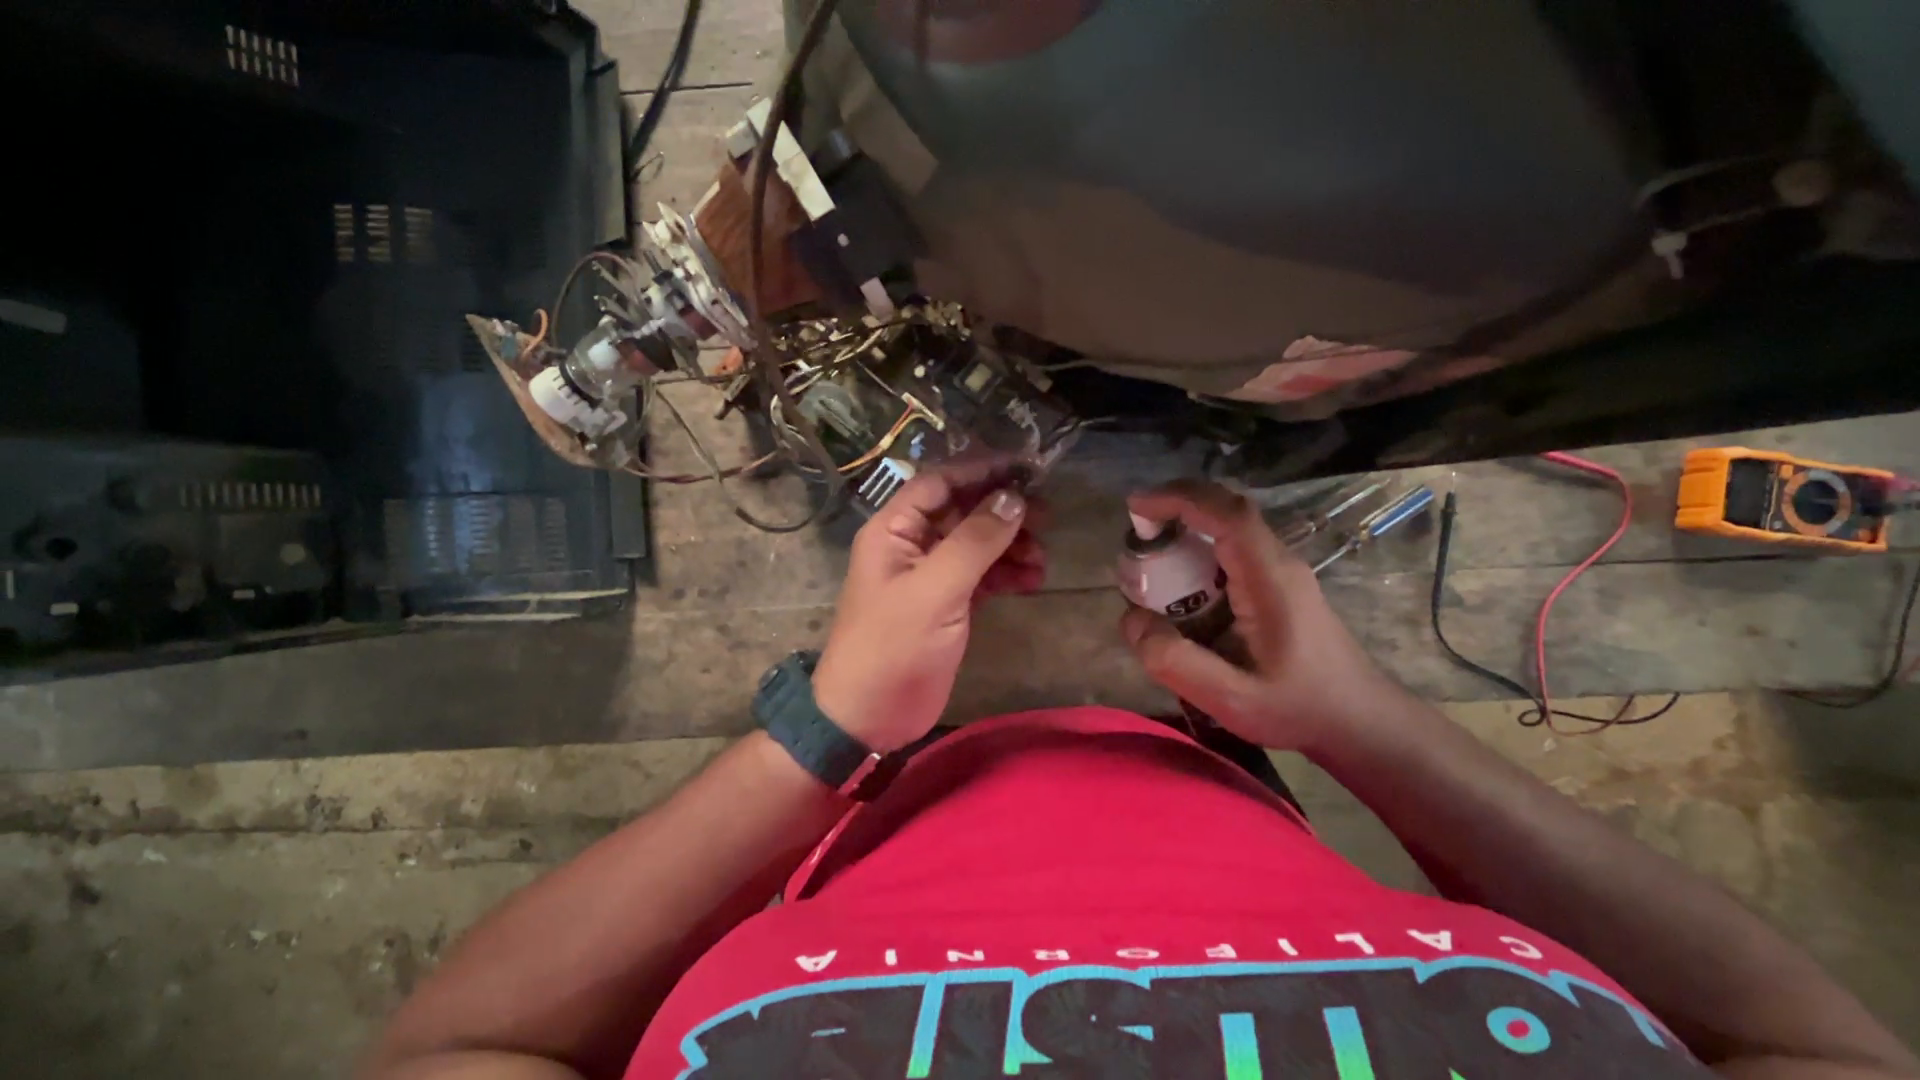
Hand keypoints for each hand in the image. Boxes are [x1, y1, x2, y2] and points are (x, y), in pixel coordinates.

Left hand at [813, 474, 1044, 752]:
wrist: (868, 717)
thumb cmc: (892, 647)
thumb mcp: (935, 590)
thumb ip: (974, 541)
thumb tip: (1013, 497)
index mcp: (893, 530)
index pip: (940, 482)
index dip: (982, 471)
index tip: (1028, 469)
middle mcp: (911, 545)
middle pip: (963, 510)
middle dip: (1003, 511)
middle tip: (1046, 516)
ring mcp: (930, 576)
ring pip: (977, 544)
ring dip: (1011, 545)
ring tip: (1041, 560)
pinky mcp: (947, 605)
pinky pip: (982, 576)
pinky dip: (1007, 575)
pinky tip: (1032, 581)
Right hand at [1119, 480, 1407, 751]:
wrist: (1361, 721)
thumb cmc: (1300, 709)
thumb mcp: (1231, 699)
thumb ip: (1177, 661)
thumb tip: (1132, 619)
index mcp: (1270, 579)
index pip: (1227, 514)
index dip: (1179, 499)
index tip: (1135, 507)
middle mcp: (1278, 564)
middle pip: (1227, 511)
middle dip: (1176, 510)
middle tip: (1135, 538)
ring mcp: (1282, 573)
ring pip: (1229, 530)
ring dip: (1187, 533)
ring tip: (1149, 564)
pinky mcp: (1279, 587)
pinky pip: (1234, 554)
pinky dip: (1199, 556)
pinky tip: (1180, 590)